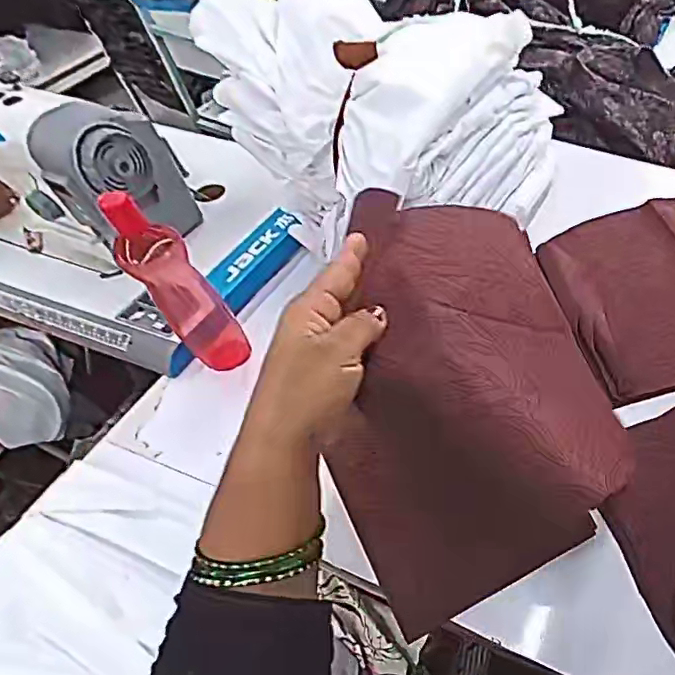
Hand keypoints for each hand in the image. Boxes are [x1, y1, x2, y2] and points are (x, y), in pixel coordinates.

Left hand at [244, 234, 387, 449]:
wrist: (287, 436)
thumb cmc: (302, 394)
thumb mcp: (338, 350)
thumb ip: (361, 326)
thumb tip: (376, 314)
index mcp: (308, 312)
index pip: (334, 275)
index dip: (351, 257)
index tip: (362, 239)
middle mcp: (309, 328)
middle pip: (339, 297)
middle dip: (359, 281)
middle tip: (379, 263)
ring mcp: (316, 353)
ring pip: (345, 323)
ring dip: (364, 314)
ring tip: (387, 300)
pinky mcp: (325, 376)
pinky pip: (349, 348)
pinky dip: (365, 341)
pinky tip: (379, 343)